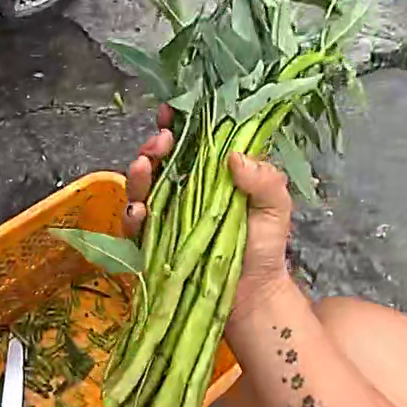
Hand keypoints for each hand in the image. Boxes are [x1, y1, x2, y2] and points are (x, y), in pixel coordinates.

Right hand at [123, 104, 295, 320]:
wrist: (251, 294)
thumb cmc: (263, 247)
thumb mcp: (274, 207)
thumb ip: (264, 180)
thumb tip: (233, 157)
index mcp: (210, 174)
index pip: (187, 142)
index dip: (175, 124)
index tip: (171, 112)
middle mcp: (182, 191)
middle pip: (157, 161)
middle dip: (153, 146)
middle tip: (161, 141)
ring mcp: (164, 217)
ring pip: (140, 188)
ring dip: (137, 174)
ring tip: (142, 166)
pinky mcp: (152, 243)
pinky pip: (134, 226)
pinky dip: (132, 215)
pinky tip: (139, 210)